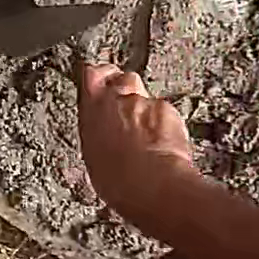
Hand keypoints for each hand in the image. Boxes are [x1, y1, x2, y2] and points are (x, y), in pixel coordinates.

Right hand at [76, 62, 204, 233]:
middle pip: (122, 79)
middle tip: (126, 113)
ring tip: (145, 135)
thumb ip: (97, 135)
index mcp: (91, 111)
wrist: (150, 184)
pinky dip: (164, 123)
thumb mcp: (93, 158)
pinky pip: (165, 110)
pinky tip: (162, 143)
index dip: (97, 74)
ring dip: (146, 110)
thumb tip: (102, 140)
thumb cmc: (118, 179)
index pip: (90, 74)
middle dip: (125, 91)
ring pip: (146, 96)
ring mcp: (144, 103)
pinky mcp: (167, 110)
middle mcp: (116, 100)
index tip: (99, 77)